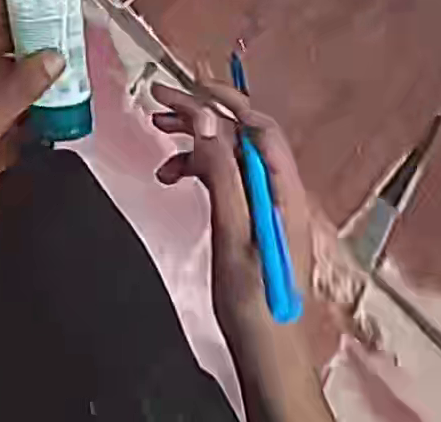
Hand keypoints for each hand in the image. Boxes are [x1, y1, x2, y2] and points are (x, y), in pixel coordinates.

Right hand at [150, 79, 311, 295]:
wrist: (267, 353)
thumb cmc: (253, 299)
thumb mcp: (233, 234)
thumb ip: (222, 176)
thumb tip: (207, 122)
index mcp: (283, 191)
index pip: (260, 127)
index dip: (226, 100)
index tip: (188, 86)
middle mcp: (277, 189)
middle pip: (239, 135)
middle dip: (199, 115)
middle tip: (157, 103)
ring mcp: (263, 202)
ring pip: (226, 152)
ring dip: (192, 139)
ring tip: (157, 133)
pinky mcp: (249, 214)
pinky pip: (221, 175)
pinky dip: (194, 168)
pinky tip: (169, 176)